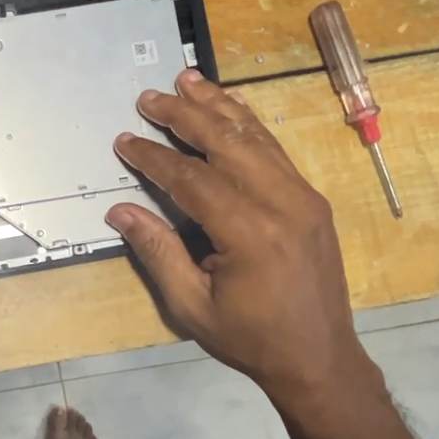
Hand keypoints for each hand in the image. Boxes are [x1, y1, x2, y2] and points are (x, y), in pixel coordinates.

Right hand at [107, 69, 374, 417]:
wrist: (319, 357)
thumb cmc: (249, 338)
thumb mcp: (191, 305)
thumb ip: (157, 251)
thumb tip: (120, 211)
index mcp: (249, 232)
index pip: (192, 178)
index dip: (154, 157)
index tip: (124, 141)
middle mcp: (281, 202)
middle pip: (226, 142)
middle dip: (184, 115)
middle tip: (150, 97)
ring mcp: (302, 197)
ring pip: (255, 137)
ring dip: (218, 107)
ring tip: (188, 81)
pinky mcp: (311, 200)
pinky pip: (276, 151)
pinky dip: (249, 125)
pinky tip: (232, 108)